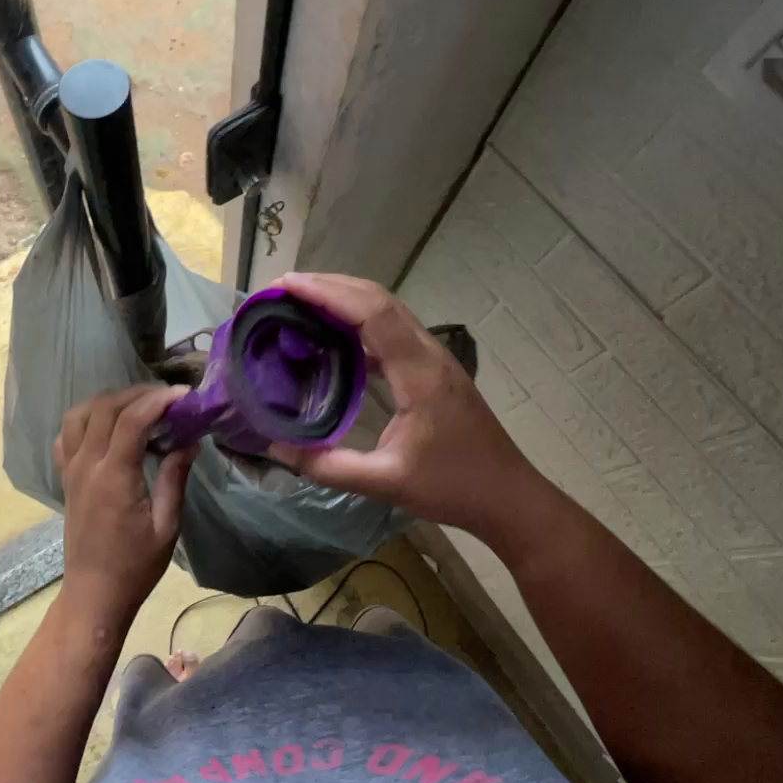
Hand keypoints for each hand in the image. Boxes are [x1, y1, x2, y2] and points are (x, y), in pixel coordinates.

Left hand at [53, 385, 200, 619]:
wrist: (94, 593)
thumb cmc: (135, 565)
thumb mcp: (167, 526)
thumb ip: (175, 478)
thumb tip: (189, 441)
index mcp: (114, 477)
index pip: (131, 420)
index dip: (157, 401)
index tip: (182, 395)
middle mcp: (86, 466)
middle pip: (104, 408)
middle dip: (136, 394)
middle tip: (166, 399)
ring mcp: (70, 470)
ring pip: (78, 415)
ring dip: (107, 402)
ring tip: (137, 407)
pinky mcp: (65, 478)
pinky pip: (66, 436)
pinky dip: (85, 421)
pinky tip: (107, 429)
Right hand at [265, 273, 547, 534]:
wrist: (509, 497)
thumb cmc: (452, 488)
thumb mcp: (385, 483)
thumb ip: (328, 467)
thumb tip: (274, 449)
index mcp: (419, 374)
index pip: (371, 314)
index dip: (327, 293)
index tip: (286, 286)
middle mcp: (429, 354)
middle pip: (378, 299)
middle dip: (329, 285)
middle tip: (282, 288)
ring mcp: (434, 359)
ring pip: (387, 309)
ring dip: (344, 297)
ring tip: (299, 301)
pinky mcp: (432, 369)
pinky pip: (391, 329)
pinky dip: (357, 319)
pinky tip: (331, 332)